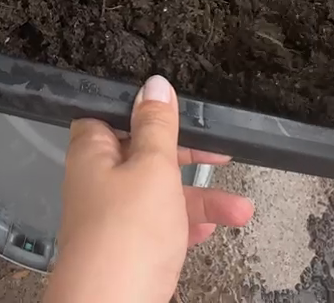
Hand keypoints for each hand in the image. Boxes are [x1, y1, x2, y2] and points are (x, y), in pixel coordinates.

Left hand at [44, 76, 254, 302]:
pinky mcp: (128, 249)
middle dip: (187, 155)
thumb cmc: (127, 232)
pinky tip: (214, 230)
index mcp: (93, 149)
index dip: (147, 109)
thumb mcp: (152, 167)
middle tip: (221, 150)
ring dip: (200, 198)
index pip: (116, 113)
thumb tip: (155, 84)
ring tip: (241, 208)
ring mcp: (112, 216)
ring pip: (159, 192)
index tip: (181, 108)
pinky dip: (187, 225)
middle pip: (144, 152)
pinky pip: (161, 226)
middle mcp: (98, 178)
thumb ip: (157, 125)